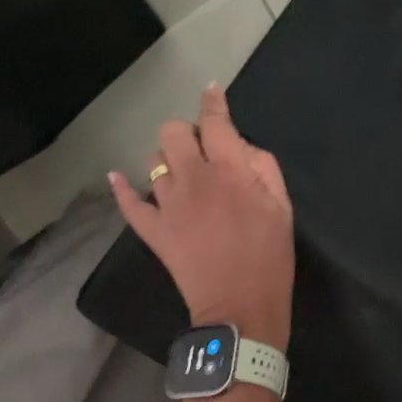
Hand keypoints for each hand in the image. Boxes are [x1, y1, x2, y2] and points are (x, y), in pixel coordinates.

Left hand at [109, 84, 295, 351]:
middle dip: (187, 130)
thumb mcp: (283, 208)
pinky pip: (129, 202)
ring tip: (181, 171)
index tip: (212, 91)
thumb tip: (241, 148)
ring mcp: (168, 204)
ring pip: (154, 160)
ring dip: (168, 157)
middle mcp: (194, 179)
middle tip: (203, 146)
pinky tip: (118, 177)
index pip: (216, 122)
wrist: (240, 309)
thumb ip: (264, 168)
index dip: (213, 102)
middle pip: (174, 133)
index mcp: (230, 171)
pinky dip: (123, 187)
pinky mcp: (153, 230)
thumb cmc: (270, 259)